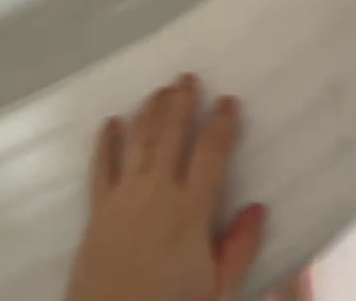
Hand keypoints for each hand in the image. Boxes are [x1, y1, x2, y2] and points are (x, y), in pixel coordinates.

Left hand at [65, 75, 266, 300]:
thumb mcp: (217, 292)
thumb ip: (239, 249)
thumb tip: (258, 207)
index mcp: (191, 211)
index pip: (211, 153)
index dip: (221, 123)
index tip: (228, 100)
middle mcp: (157, 192)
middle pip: (171, 134)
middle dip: (181, 102)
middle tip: (187, 77)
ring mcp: (124, 197)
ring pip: (139, 140)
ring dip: (149, 111)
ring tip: (159, 90)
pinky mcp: (97, 210)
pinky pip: (101, 166)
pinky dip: (106, 141)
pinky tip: (110, 122)